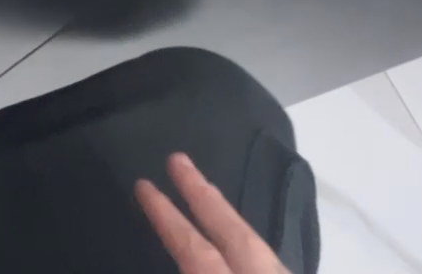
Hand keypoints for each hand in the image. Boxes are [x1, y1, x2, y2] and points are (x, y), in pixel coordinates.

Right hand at [135, 152, 288, 273]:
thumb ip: (190, 265)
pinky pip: (278, 266)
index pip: (197, 250)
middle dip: (206, 197)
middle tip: (177, 158)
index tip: (143, 184)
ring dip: (234, 220)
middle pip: (241, 239)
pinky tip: (246, 247)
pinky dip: (257, 249)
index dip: (167, 217)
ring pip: (269, 253)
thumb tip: (166, 249)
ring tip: (209, 192)